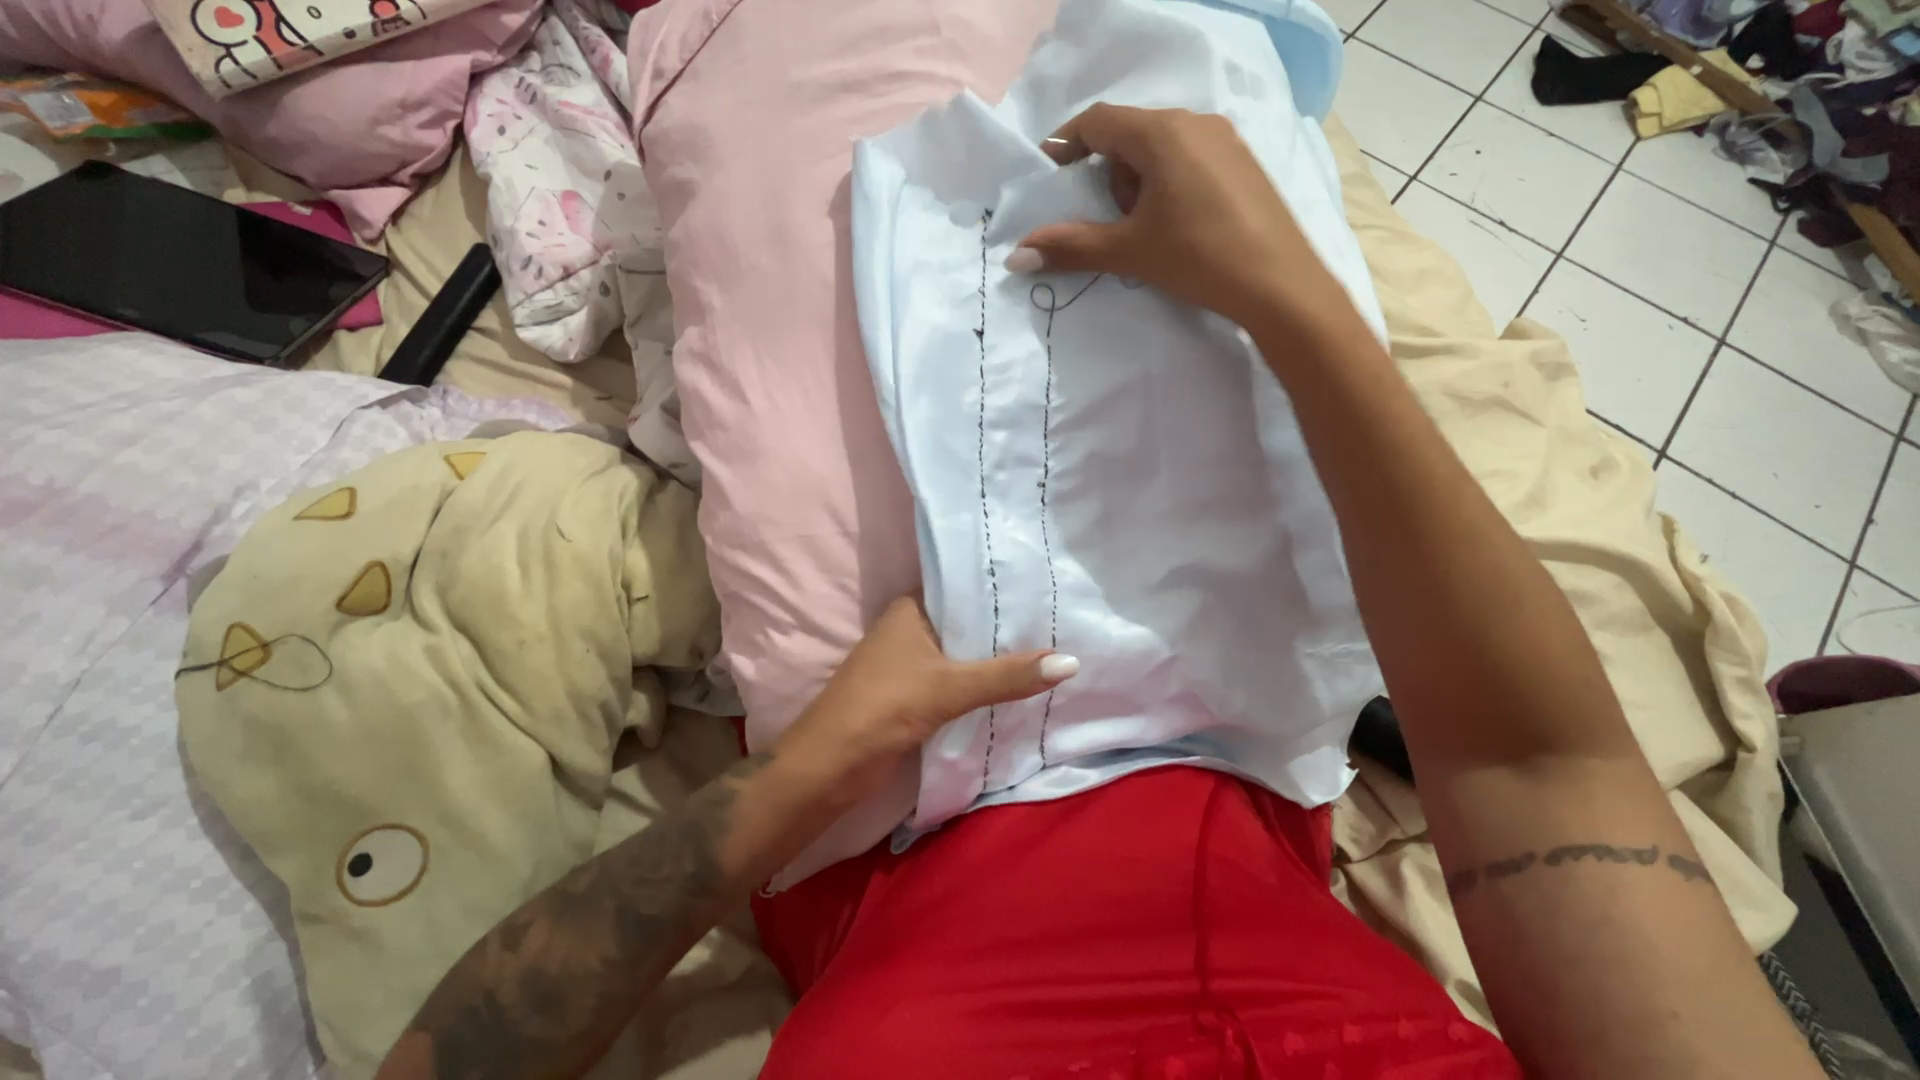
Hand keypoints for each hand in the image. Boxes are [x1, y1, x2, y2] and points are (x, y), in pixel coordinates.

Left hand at [773, 595, 1077, 804]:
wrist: (831, 765)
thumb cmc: (884, 707)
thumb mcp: (951, 687)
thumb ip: (1009, 676)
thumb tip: (1072, 662)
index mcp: (912, 608)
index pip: (966, 587)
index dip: (1004, 589)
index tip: (1051, 586)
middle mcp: (911, 628)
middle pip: (969, 623)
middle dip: (1009, 628)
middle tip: (1066, 621)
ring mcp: (911, 662)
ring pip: (965, 654)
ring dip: (999, 658)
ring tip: (1055, 650)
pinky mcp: (914, 694)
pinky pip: (959, 680)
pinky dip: (984, 683)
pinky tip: (1021, 685)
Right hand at [1007, 104, 1351, 331]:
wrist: (1281, 285)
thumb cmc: (1198, 258)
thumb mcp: (1128, 252)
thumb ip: (1071, 247)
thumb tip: (1016, 255)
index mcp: (1162, 133)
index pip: (1098, 121)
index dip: (1067, 145)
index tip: (1051, 175)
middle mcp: (1195, 122)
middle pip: (1130, 133)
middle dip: (1109, 173)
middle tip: (1113, 220)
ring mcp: (1225, 140)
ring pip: (1161, 147)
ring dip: (1140, 181)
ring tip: (1149, 229)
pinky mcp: (1244, 163)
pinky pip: (1190, 158)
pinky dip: (1170, 184)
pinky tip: (1181, 226)